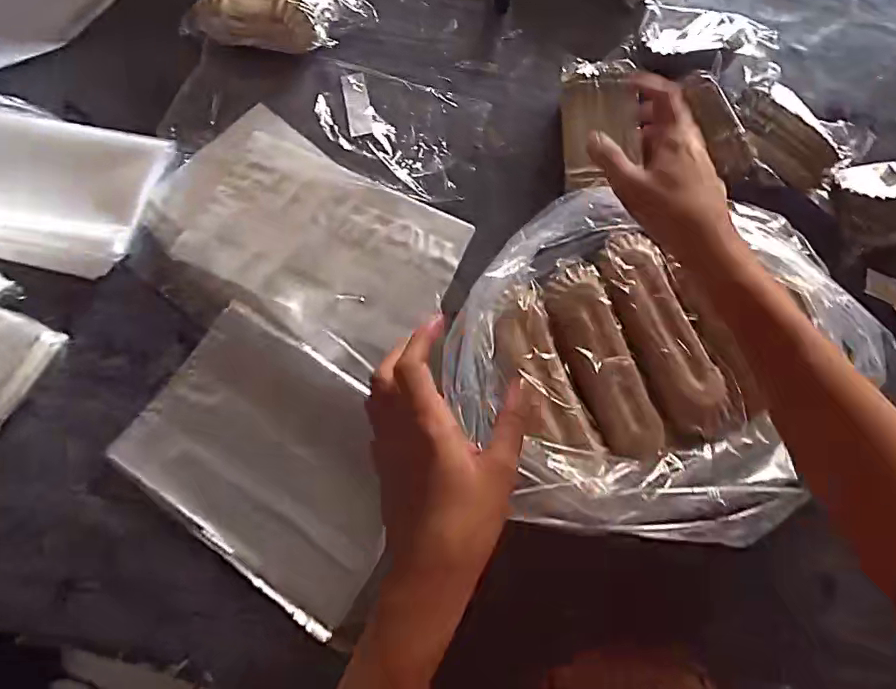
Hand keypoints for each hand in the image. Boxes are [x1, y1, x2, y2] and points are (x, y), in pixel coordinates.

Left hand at [366, 316, 528, 589]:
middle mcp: (398, 431)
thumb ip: (510, 423)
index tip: (439, 319)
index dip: (421, 338)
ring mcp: (385, 450)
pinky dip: (390, 396)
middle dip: (402, 348)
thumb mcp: (501, 470)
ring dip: (393, 370)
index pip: (411, 368)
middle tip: (428, 335)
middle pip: (383, 376)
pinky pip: (378, 418)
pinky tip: (415, 404)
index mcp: (427, 425)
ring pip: (375, 397)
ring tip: (421, 360)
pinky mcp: (383, 468)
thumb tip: (520, 382)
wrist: (427, 575)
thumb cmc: (467, 521)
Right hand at [586, 72, 738, 260]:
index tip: (627, 83)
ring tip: (630, 146)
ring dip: (653, 134)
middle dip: (646, 111)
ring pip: (675, 136)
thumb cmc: (671, 213)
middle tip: (624, 117)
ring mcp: (701, 162)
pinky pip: (680, 154)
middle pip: (671, 115)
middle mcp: (693, 143)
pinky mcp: (703, 180)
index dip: (648, 84)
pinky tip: (647, 174)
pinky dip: (661, 153)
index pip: (667, 95)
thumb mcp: (631, 186)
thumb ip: (610, 159)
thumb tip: (593, 137)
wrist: (711, 246)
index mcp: (678, 136)